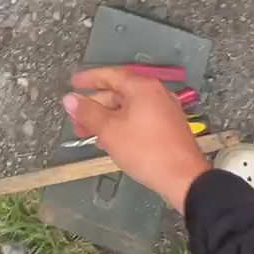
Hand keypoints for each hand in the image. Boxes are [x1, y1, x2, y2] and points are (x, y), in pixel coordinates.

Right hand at [61, 67, 212, 212]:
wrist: (184, 179)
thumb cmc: (145, 150)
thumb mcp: (110, 131)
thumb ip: (88, 113)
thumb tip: (69, 99)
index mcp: (141, 87)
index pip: (109, 75)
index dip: (88, 78)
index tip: (73, 83)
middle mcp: (155, 93)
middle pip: (118, 92)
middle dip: (95, 105)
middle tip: (76, 117)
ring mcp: (164, 110)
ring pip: (128, 108)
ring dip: (106, 118)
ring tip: (88, 133)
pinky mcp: (169, 127)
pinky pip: (139, 119)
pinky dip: (122, 125)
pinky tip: (110, 141)